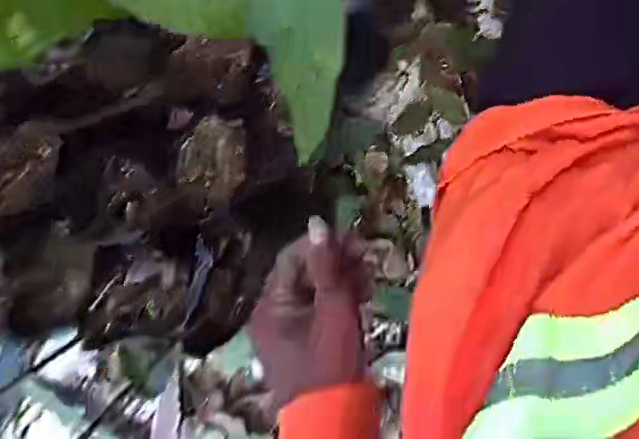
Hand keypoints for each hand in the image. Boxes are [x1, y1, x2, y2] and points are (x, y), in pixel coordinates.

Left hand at [249, 216, 369, 408]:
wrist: (333, 417)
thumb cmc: (330, 360)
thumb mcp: (333, 306)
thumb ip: (327, 263)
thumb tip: (318, 222)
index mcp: (272, 305)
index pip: (294, 256)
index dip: (325, 244)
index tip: (356, 244)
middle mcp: (274, 312)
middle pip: (306, 268)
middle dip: (339, 262)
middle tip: (367, 262)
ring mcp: (289, 326)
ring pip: (318, 284)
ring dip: (345, 277)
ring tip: (367, 286)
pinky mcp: (306, 335)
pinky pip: (322, 302)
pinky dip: (342, 296)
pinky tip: (362, 299)